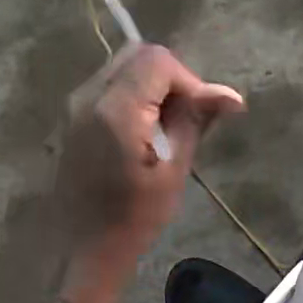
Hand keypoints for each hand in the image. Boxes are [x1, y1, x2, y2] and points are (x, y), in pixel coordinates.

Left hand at [59, 44, 244, 269]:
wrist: (82, 248)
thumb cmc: (133, 219)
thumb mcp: (173, 173)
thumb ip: (194, 123)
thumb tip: (231, 95)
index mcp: (115, 111)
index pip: (157, 61)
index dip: (188, 80)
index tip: (202, 114)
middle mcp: (88, 96)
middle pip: (136, 54)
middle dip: (170, 78)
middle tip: (187, 117)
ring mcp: (74, 105)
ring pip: (120, 67)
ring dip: (151, 86)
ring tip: (167, 128)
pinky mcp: (71, 117)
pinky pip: (107, 86)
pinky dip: (132, 95)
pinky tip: (143, 133)